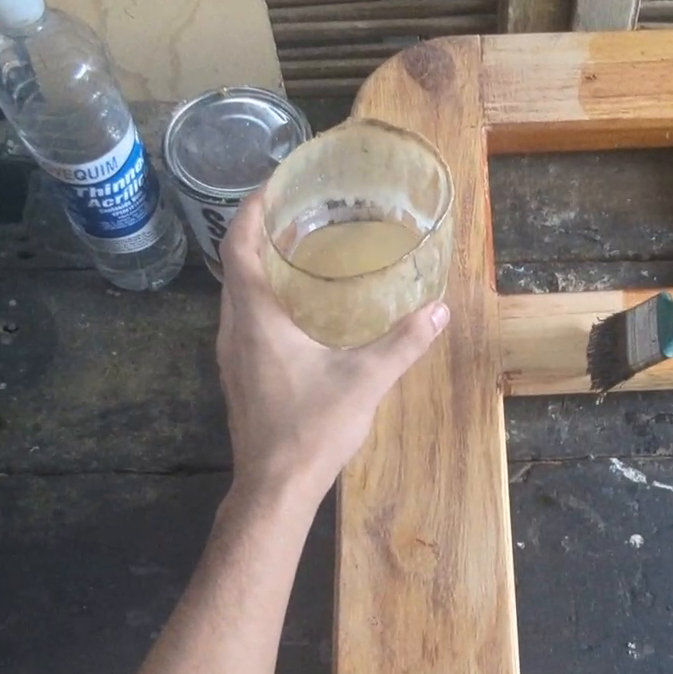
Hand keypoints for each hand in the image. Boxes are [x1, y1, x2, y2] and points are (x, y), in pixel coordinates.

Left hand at [216, 194, 449, 502]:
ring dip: (261, 268)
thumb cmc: (312, 428)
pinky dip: (264, 300)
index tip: (275, 186)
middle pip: (236, 267)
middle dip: (261, 234)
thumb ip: (403, 343)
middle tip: (299, 215)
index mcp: (257, 318)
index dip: (253, 211)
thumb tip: (440, 310)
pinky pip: (245, 321)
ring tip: (301, 253)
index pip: (240, 247)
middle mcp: (235, 330)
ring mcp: (232, 356)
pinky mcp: (239, 376)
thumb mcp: (365, 381)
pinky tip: (298, 311)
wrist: (275, 487)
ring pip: (238, 296)